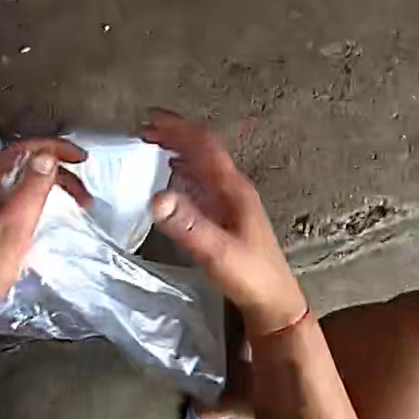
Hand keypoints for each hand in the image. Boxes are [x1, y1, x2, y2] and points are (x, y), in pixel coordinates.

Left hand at [0, 137, 90, 344]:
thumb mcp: (11, 230)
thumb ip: (30, 192)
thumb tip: (46, 156)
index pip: (20, 152)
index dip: (53, 148)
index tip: (83, 159)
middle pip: (21, 168)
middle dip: (58, 172)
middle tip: (86, 195)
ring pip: (19, 188)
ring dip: (50, 190)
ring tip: (74, 208)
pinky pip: (14, 206)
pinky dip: (38, 206)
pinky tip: (46, 223)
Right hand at [144, 109, 307, 337]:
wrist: (273, 301)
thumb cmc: (249, 275)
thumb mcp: (217, 252)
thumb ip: (189, 226)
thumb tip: (156, 196)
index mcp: (235, 190)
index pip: (206, 146)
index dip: (180, 128)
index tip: (151, 118)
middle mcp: (235, 189)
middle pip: (205, 151)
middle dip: (177, 136)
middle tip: (145, 129)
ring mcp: (233, 202)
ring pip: (204, 166)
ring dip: (180, 151)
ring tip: (153, 146)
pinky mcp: (228, 216)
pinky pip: (203, 184)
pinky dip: (185, 173)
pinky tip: (172, 180)